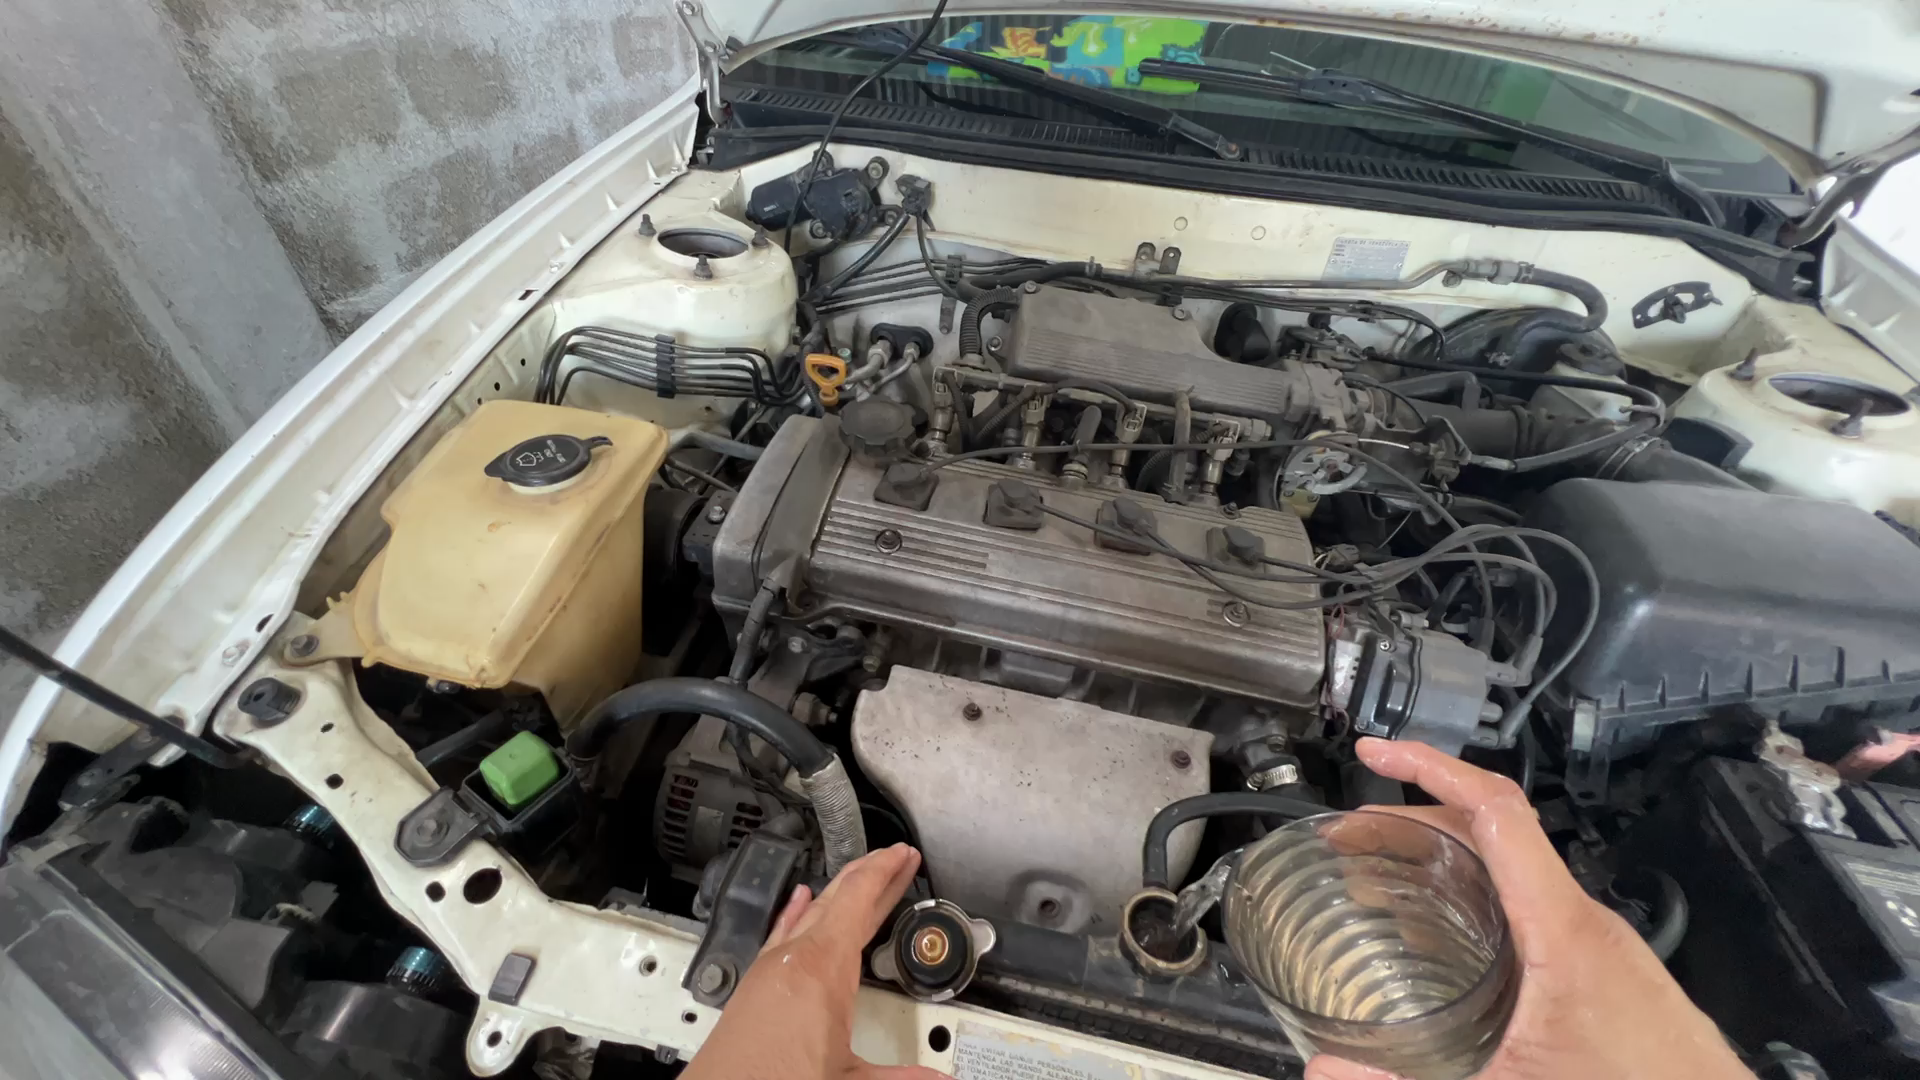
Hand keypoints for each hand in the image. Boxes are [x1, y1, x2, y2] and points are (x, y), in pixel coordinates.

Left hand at [683, 844, 949, 1079]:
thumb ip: (902, 1074)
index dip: (885, 870)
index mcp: (823, 967)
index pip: (859, 897)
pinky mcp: (755, 984)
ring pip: (814, 910)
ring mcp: (771, 967)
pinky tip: (801, 899)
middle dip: (873, 872)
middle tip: (899, 858)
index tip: (903, 853)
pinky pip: (784, 929)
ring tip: (866, 875)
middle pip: (839, 895)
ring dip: (844, 890)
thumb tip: (945, 1078)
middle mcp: (794, 956)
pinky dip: (799, 909)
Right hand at [1305, 738, 1751, 1079]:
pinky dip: (1464, 890)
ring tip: (1375, 876)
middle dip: (1407, 816)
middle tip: (1347, 837)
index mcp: (1561, 926)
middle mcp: (1579, 918)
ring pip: (1503, 865)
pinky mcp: (1598, 966)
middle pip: (1484, 829)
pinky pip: (1520, 899)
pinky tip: (1433, 930)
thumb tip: (1317, 1072)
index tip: (1373, 751)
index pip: (1495, 809)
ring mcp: (1593, 940)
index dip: (1429, 764)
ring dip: (1434, 853)